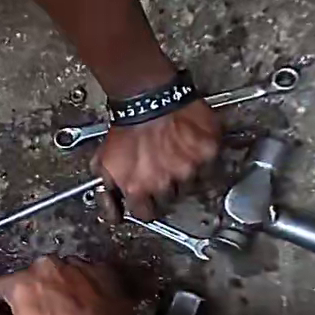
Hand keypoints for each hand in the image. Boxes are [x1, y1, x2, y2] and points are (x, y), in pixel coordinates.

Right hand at [0, 256, 140, 314]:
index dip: (3, 306)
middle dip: (31, 295)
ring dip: (55, 289)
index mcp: (22, 284)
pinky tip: (84, 308)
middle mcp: (46, 267)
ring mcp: (75, 265)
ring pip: (53, 273)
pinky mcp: (98, 269)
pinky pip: (79, 272)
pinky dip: (78, 286)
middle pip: (26, 277)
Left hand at [97, 103, 219, 219]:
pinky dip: (202, 161)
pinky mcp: (209, 152)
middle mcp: (165, 182)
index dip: (145, 208)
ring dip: (184, 177)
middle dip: (165, 191)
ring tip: (173, 159)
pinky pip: (210, 166)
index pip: (146, 215)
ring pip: (193, 186)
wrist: (146, 99)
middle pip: (171, 201)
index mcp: (138, 188)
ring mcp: (190, 168)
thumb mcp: (103, 163)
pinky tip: (188, 150)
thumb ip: (108, 191)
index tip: (147, 203)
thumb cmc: (125, 128)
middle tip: (160, 174)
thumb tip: (113, 213)